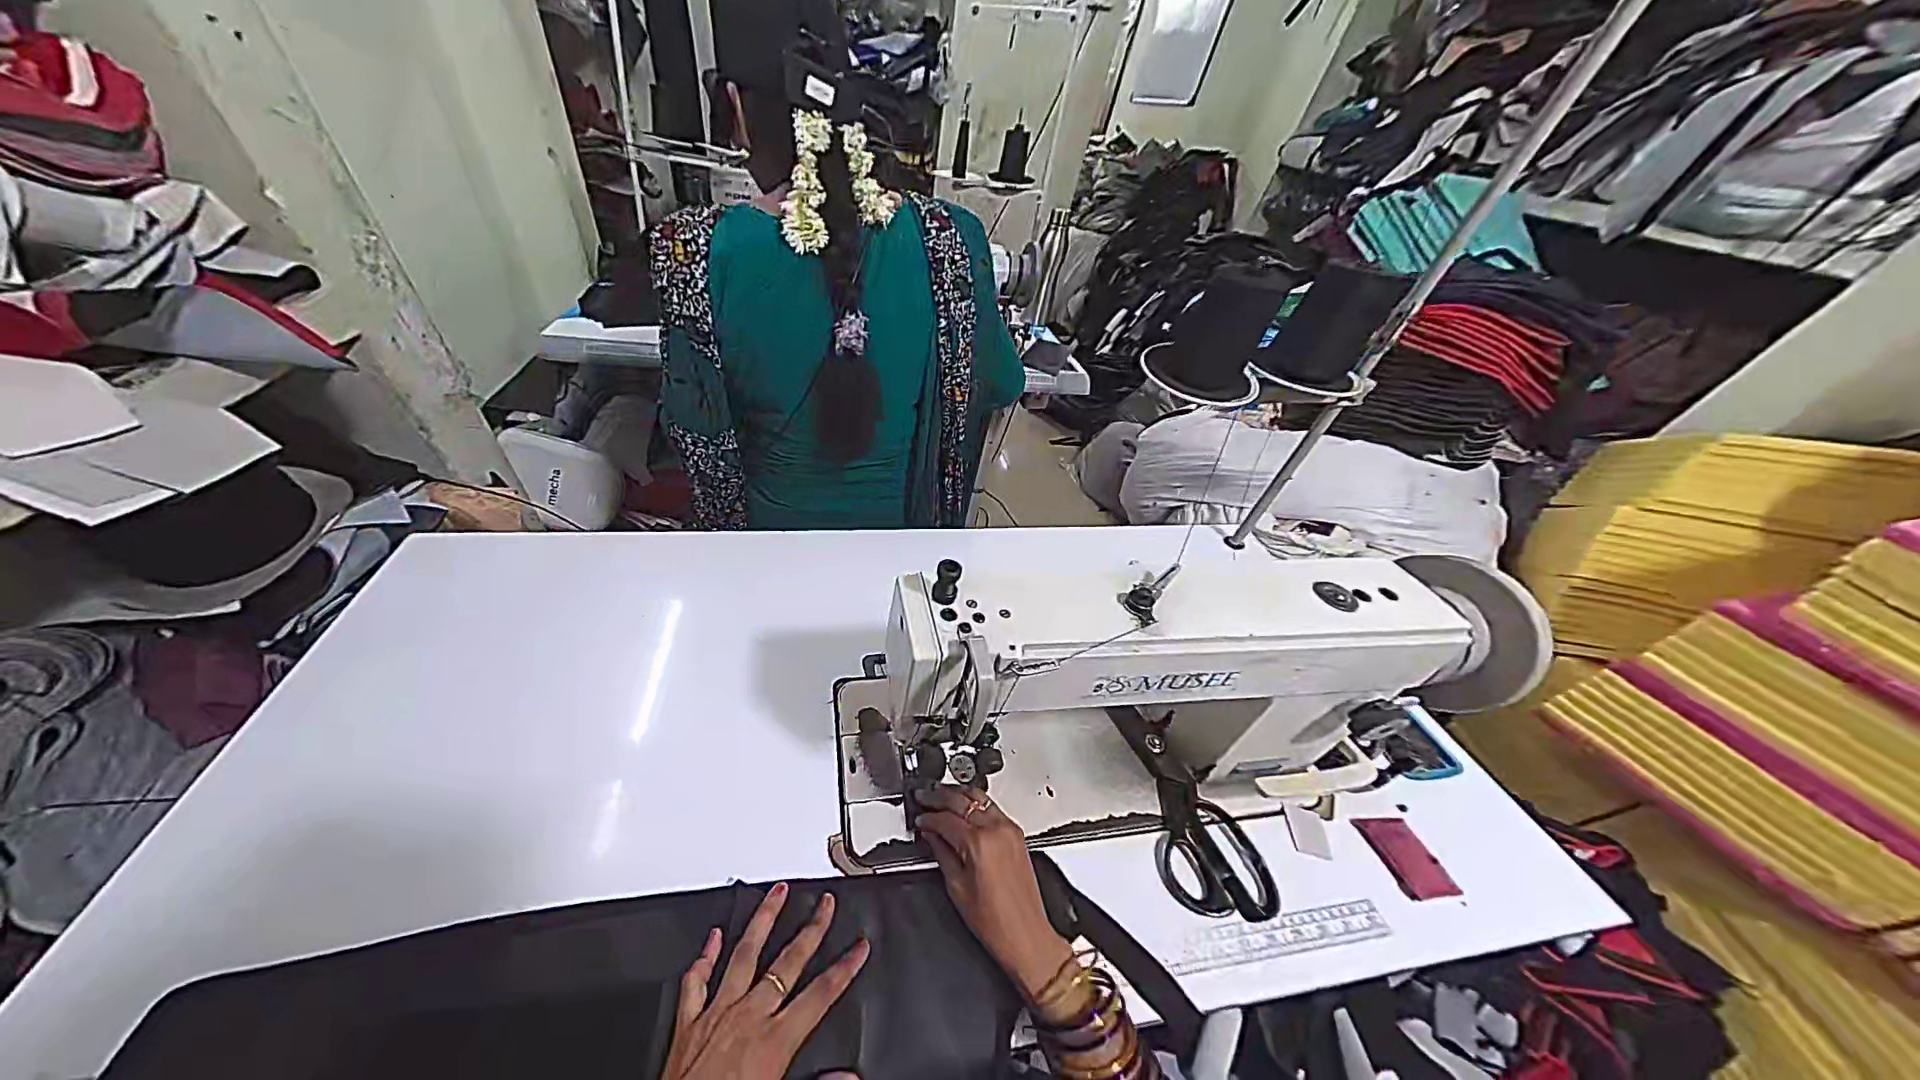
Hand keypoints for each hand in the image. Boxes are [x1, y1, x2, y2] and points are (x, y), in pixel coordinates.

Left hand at [664, 883, 870, 1079]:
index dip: (845, 968)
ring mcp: (717, 1015)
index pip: (821, 994)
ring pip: (745, 954)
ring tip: (776, 894)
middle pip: (788, 962)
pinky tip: (713, 936)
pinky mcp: (688, 1024)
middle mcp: (747, 1018)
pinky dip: (705, 956)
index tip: (859, 947)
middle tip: (825, 904)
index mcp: (773, 1042)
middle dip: (812, 929)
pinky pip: (696, 981)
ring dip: (763, 920)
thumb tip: (849, 1078)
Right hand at [915, 786, 1075, 1001]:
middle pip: (961, 799)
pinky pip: (991, 806)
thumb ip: (941, 853)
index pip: (945, 818)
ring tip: (940, 795)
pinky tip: (963, 806)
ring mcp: (1008, 829)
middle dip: (938, 796)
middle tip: (924, 797)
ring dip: (957, 794)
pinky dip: (974, 802)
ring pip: (978, 796)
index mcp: (978, 842)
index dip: (928, 817)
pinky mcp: (1016, 833)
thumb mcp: (956, 887)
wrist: (1025, 933)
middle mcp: (996, 829)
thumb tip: (931, 835)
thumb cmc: (995, 920)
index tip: (919, 819)